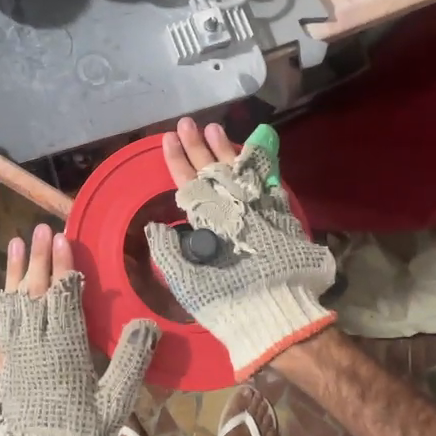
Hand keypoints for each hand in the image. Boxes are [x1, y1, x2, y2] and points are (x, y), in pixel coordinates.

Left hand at [0, 225, 159, 435]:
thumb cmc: (83, 432)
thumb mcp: (116, 399)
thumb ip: (131, 359)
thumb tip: (147, 323)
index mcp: (66, 345)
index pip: (64, 295)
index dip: (64, 266)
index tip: (63, 239)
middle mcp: (36, 341)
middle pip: (36, 291)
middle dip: (40, 258)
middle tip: (41, 229)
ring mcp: (13, 353)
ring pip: (11, 305)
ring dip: (11, 273)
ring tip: (15, 243)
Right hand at [145, 118, 337, 379]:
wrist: (275, 312)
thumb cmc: (226, 300)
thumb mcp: (186, 281)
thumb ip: (168, 251)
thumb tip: (156, 228)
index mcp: (205, 220)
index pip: (186, 181)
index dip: (176, 159)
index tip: (167, 138)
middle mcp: (231, 206)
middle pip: (210, 168)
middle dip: (196, 145)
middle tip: (187, 123)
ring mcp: (257, 207)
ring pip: (238, 169)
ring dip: (224, 148)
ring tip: (214, 129)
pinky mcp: (280, 215)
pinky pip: (267, 181)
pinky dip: (259, 164)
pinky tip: (253, 152)